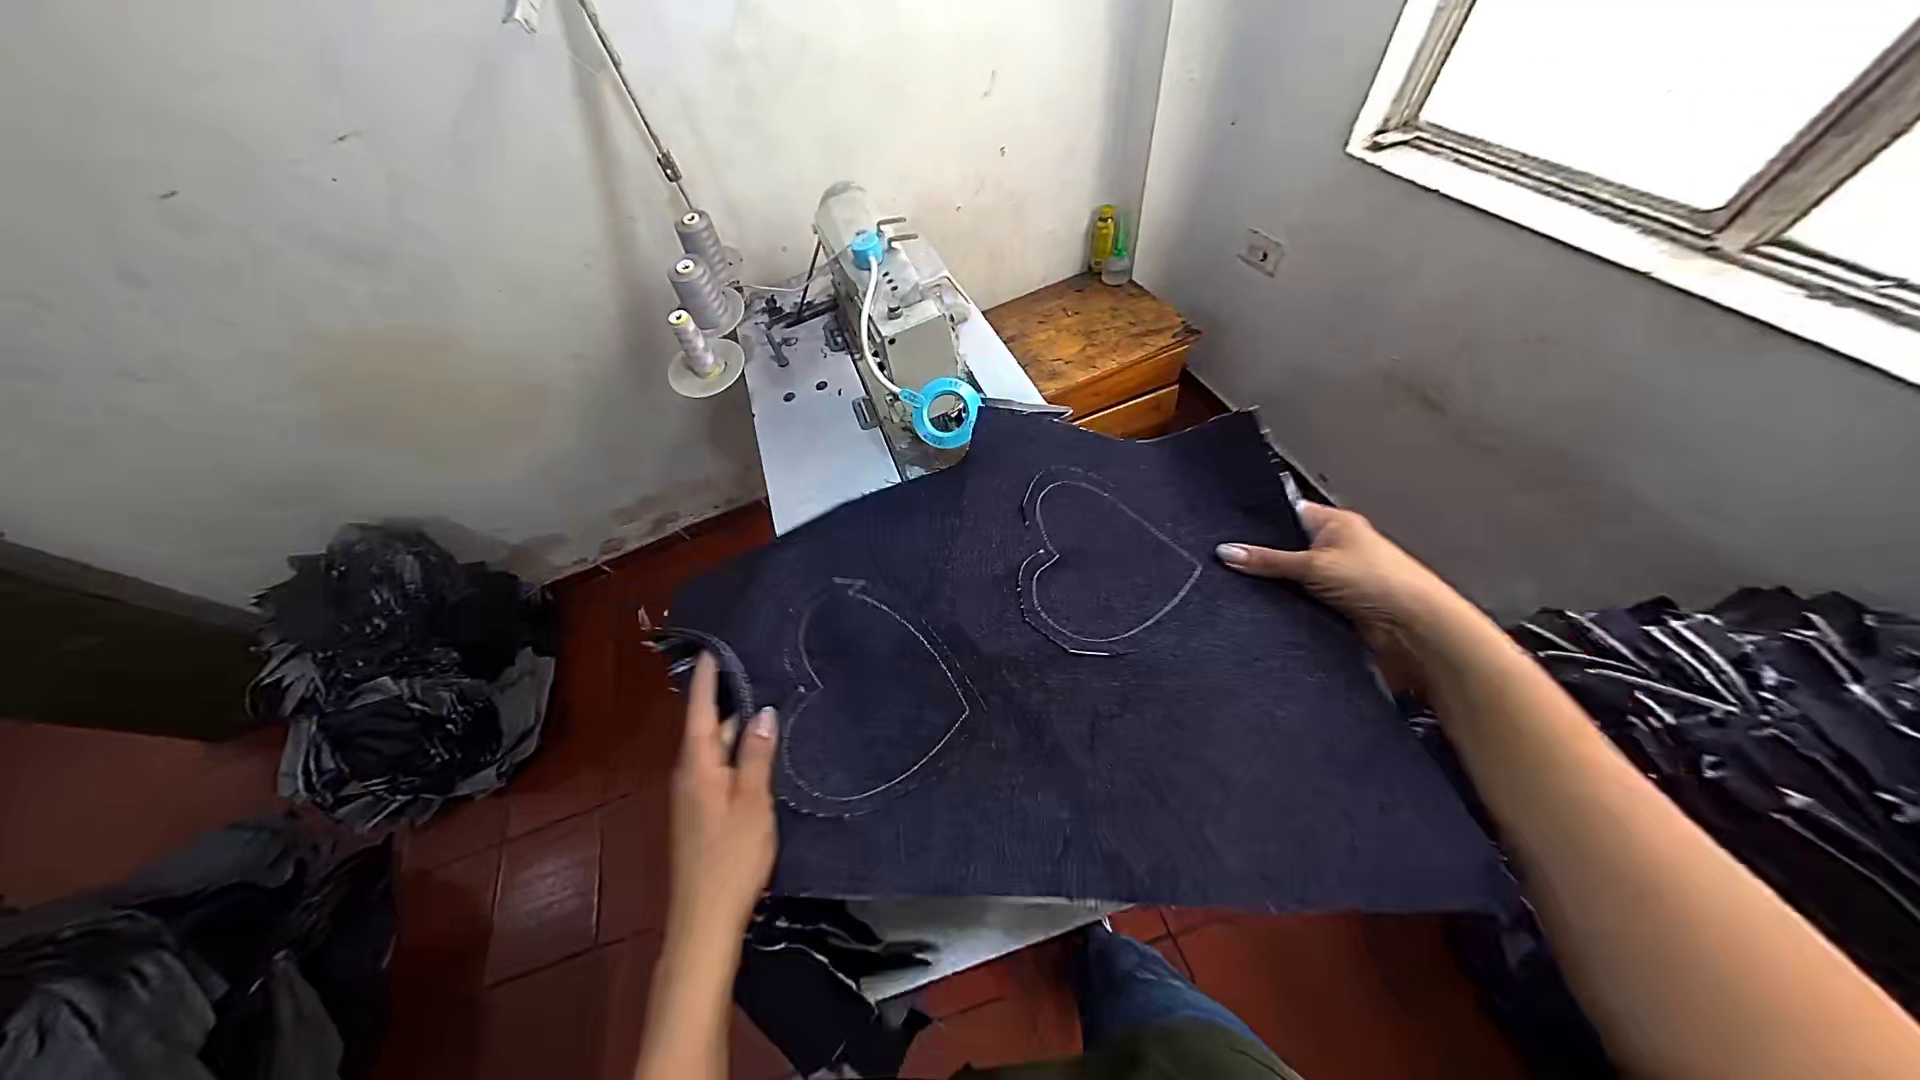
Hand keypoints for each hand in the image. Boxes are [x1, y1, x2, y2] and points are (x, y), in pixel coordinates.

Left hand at [666, 652, 778, 942]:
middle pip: (708, 727)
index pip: (699, 710)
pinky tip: (760, 750)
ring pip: (716, 748)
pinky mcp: (704, 811)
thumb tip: (764, 711)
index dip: (706, 679)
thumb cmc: (730, 856)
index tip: (713, 648)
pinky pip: (719, 767)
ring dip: (735, 726)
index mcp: (697, 765)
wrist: (704, 919)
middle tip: (755, 668)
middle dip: (727, 698)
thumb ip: (758, 755)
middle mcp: (690, 774)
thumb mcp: (752, 801)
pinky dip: (737, 750)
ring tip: (764, 700)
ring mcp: (695, 794)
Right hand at [1216, 502, 1474, 690]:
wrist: (1414, 630)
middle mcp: (1337, 547)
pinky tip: (1276, 606)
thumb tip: (1228, 551)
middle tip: (1238, 561)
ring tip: (1254, 585)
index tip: (1232, 532)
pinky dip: (1289, 604)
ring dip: (1280, 584)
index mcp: (1336, 523)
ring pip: (1292, 576)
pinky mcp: (1335, 605)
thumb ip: (1266, 560)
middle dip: (1266, 557)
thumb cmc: (1383, 583)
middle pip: (1287, 547)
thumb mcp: (1312, 564)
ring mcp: (1337, 577)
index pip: (1289, 512)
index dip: (1262, 521)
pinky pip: (1300, 600)